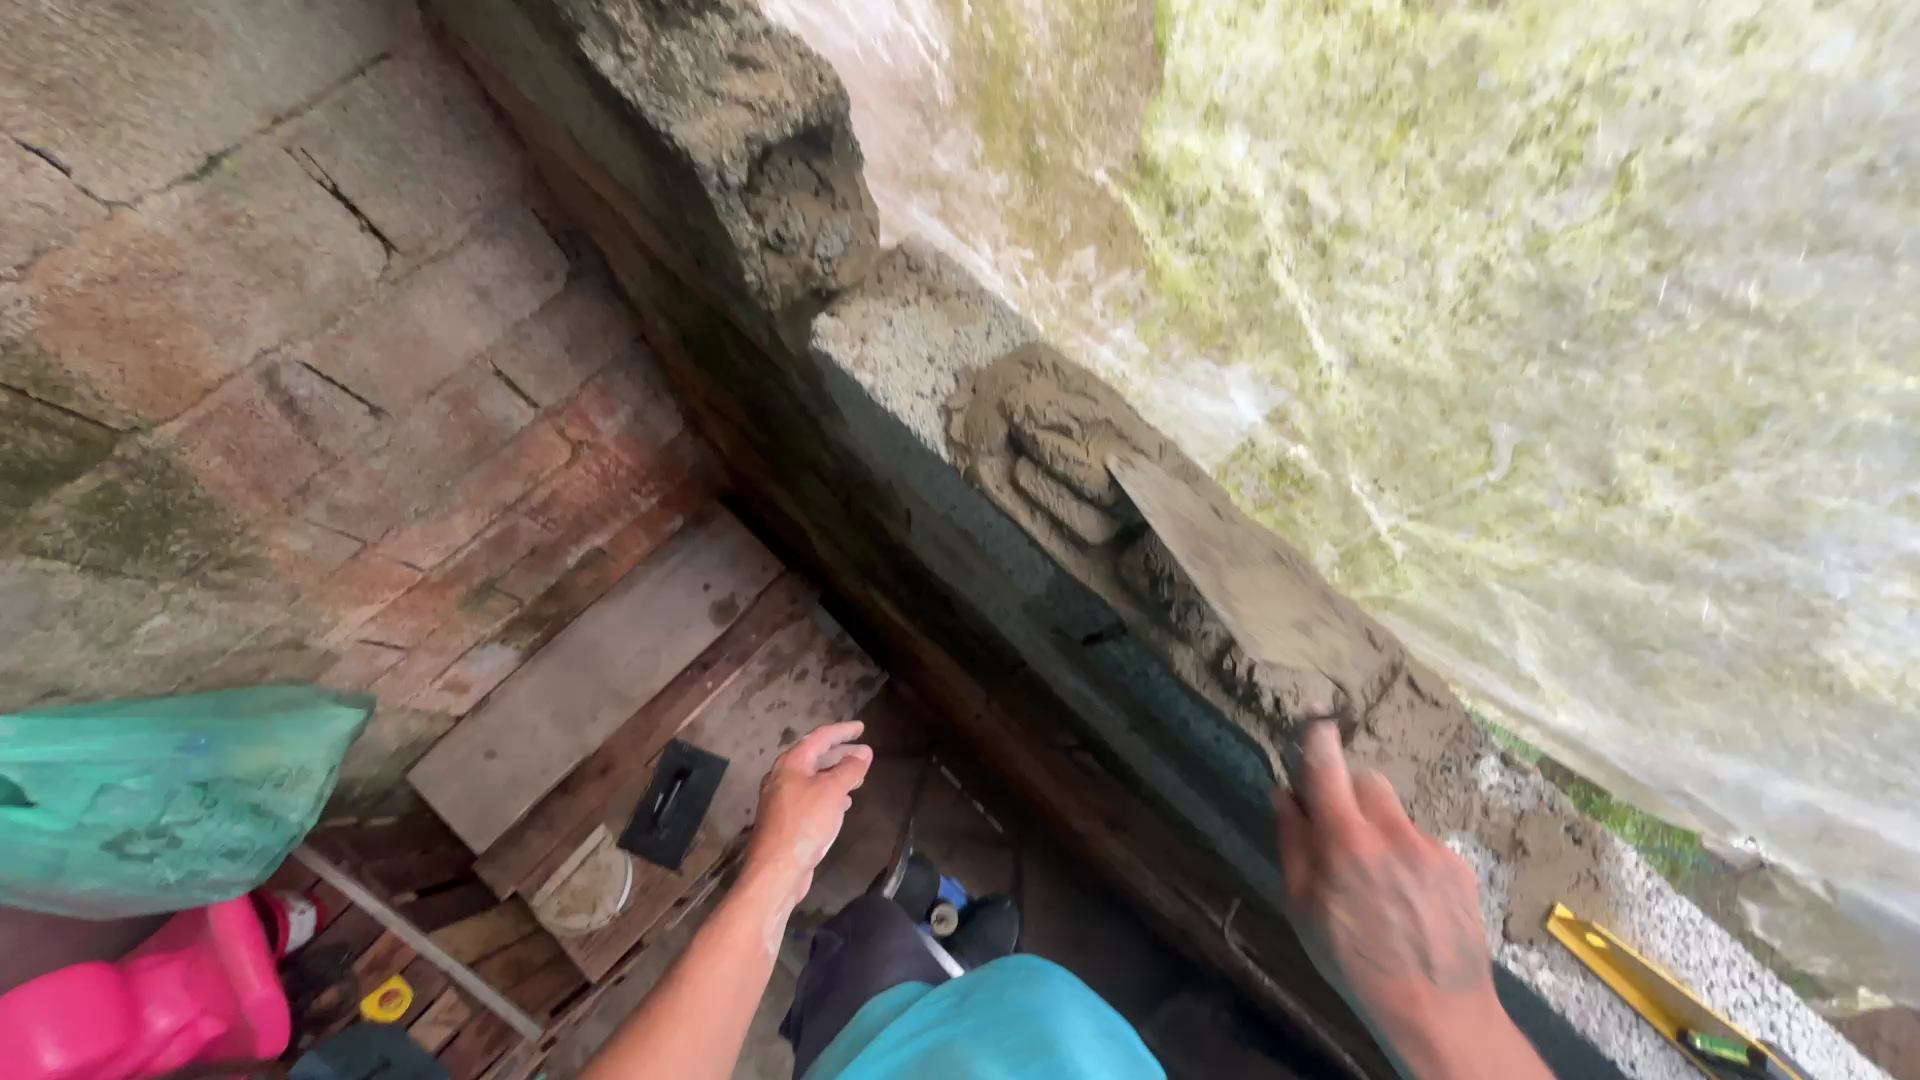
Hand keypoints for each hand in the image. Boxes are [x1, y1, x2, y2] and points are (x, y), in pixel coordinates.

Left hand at [743, 721, 872, 907]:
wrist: (777, 869)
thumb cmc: (805, 823)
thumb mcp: (833, 791)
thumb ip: (849, 769)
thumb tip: (863, 753)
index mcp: (791, 763)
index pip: (820, 737)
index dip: (842, 731)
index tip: (861, 728)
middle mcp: (783, 777)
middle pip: (815, 757)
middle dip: (841, 753)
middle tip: (864, 753)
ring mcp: (782, 799)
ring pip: (814, 778)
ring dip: (836, 774)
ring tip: (859, 776)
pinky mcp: (786, 820)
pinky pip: (811, 797)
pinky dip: (829, 793)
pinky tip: (843, 803)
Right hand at [1276, 723, 1508, 1074]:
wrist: (1440, 1011)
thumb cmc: (1353, 962)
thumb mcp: (1301, 906)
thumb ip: (1292, 843)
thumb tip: (1285, 796)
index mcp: (1346, 842)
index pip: (1328, 769)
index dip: (1319, 739)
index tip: (1317, 719)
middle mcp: (1392, 833)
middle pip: (1366, 780)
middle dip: (1348, 791)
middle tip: (1338, 825)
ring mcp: (1432, 848)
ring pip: (1395, 811)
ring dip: (1378, 824)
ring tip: (1376, 874)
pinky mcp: (1459, 865)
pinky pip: (1421, 840)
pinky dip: (1406, 852)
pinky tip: (1407, 896)